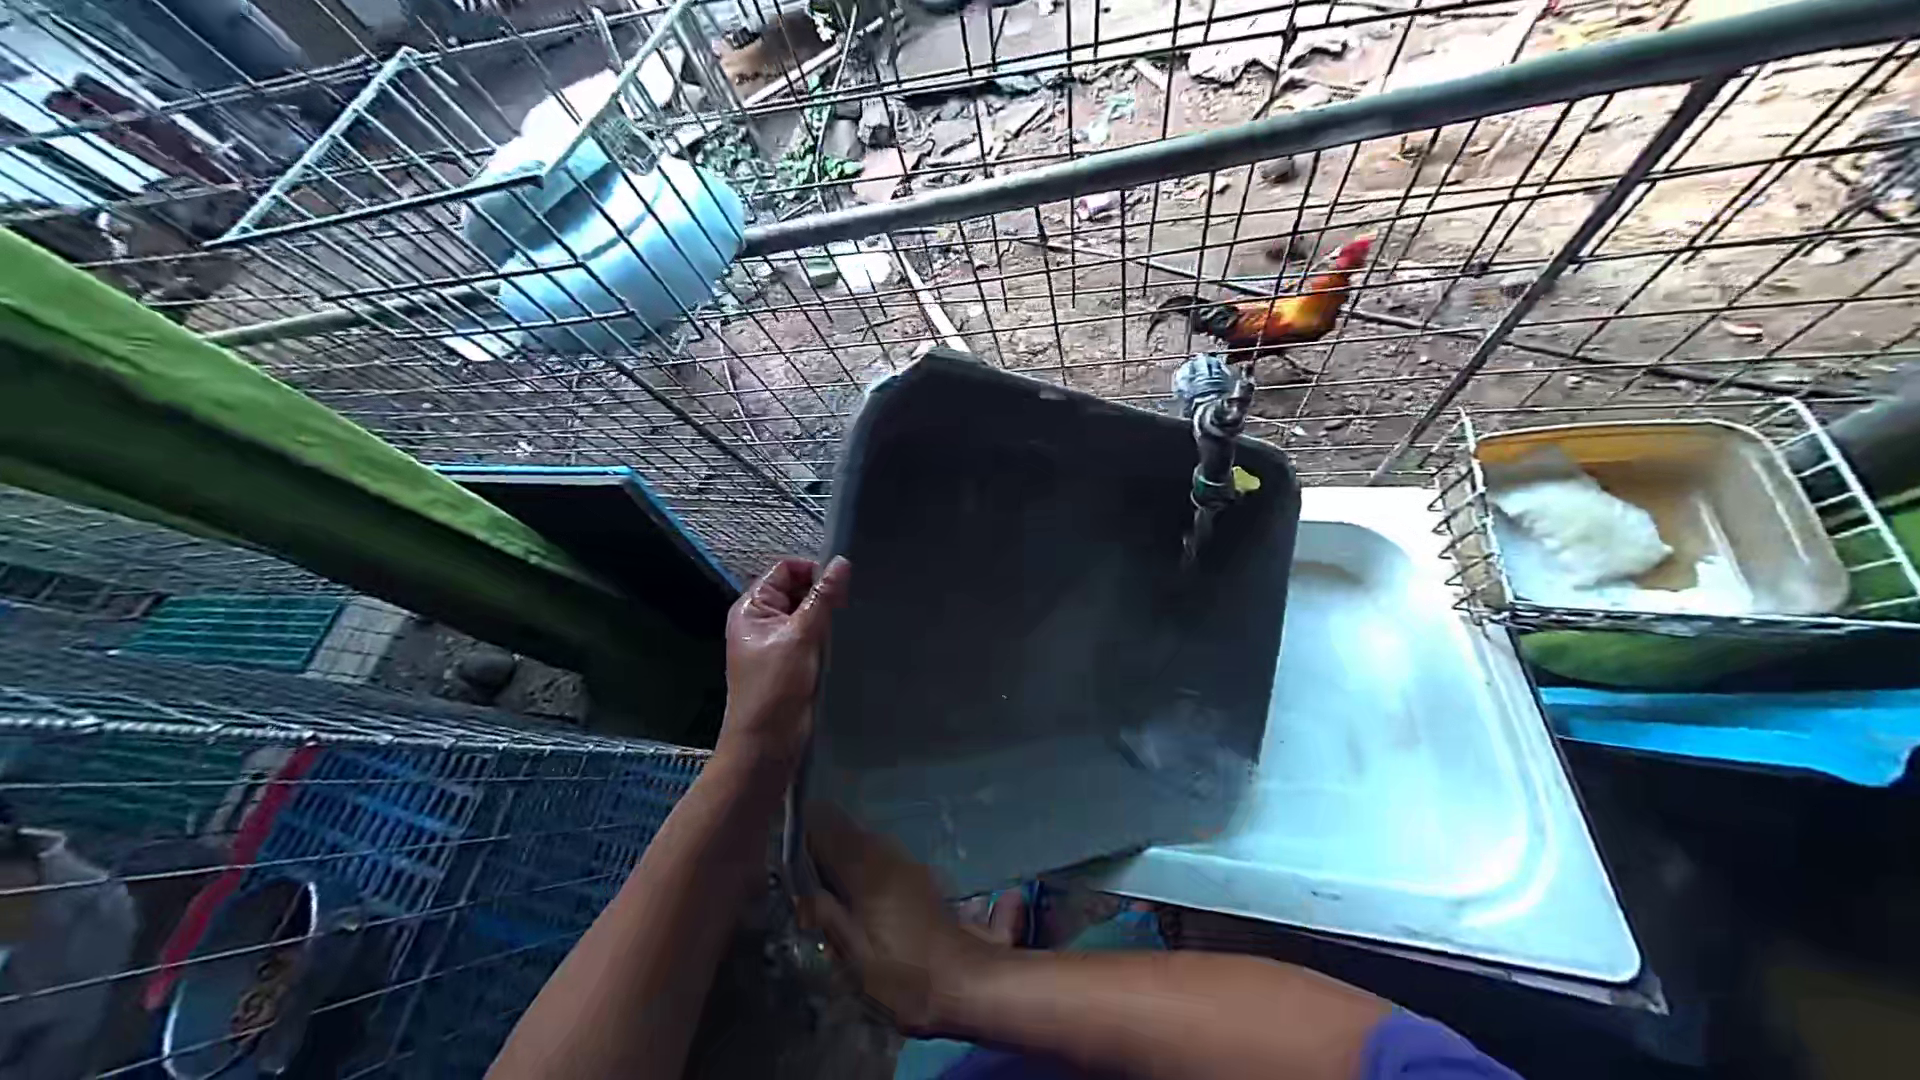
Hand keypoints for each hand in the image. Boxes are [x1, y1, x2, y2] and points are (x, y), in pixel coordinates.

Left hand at [719, 556, 849, 769]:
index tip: (841, 582)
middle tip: (850, 603)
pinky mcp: (793, 660)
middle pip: (797, 589)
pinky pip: (813, 635)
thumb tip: (842, 562)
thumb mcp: (801, 636)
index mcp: (752, 607)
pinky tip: (847, 637)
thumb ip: (823, 597)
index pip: (784, 570)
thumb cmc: (776, 687)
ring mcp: (777, 641)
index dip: (811, 570)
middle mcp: (762, 620)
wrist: (768, 744)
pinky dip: (828, 633)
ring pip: (808, 613)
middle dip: (823, 592)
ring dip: (828, 615)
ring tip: (852, 619)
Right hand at [802, 804, 995, 1035]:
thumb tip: (802, 893)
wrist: (963, 978)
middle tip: (804, 858)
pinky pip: (883, 852)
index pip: (829, 835)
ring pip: (867, 841)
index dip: (807, 833)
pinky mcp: (920, 874)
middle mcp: (888, 856)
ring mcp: (907, 862)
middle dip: (825, 839)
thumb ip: (827, 918)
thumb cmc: (904, 975)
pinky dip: (865, 857)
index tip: (789, 840)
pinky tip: (859, 882)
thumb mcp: (855, 956)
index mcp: (867, 872)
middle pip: (849, 834)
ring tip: (826, 869)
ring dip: (846, 847)